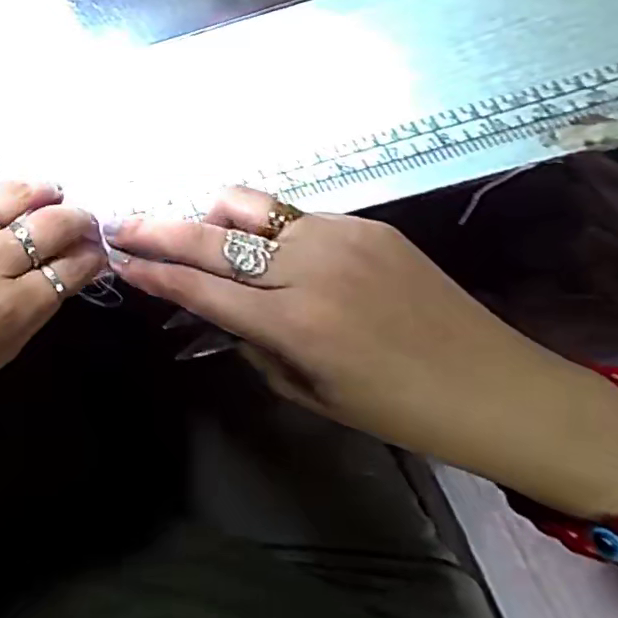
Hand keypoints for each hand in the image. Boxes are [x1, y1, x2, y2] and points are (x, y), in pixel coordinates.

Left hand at [0, 155, 107, 436]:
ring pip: (9, 196)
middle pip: (49, 225)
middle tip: (84, 221)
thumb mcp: (2, 353)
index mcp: (9, 308)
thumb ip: (40, 308)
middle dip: (79, 219)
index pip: (70, 267)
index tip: (98, 249)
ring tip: (54, 191)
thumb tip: (74, 269)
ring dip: (41, 190)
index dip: (93, 255)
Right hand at [107, 187, 617, 518]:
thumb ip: (253, 343)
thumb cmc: (398, 409)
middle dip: (160, 229)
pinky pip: (295, 217)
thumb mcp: (309, 391)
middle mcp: (309, 268)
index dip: (153, 273)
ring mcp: (338, 235)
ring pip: (249, 207)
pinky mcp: (364, 222)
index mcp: (295, 324)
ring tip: (208, 234)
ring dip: (217, 219)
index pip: (201, 289)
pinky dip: (270, 231)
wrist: (498, 386)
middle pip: (212, 236)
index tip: (119, 260)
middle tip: (125, 224)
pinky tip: (283, 254)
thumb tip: (220, 306)